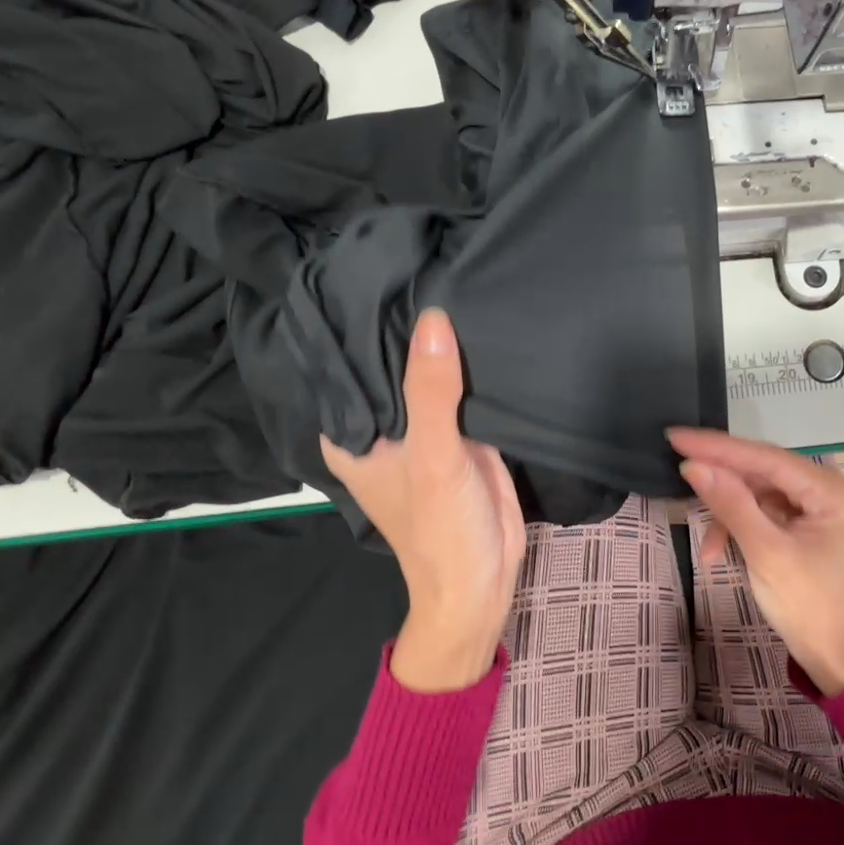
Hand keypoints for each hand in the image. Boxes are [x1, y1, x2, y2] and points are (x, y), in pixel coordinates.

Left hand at [322, 308, 525, 691]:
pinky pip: (465, 394)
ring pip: (433, 377)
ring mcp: (426, 432)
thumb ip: (432, 392)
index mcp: (354, 432)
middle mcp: (385, 427)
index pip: (356, 365)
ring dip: (447, 347)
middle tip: (435, 264)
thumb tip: (433, 319)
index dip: (371, 324)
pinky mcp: (464, 438)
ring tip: (463, 283)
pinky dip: (475, 370)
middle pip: (396, 366)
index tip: (391, 271)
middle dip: (413, 329)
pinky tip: (489, 329)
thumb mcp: (434, 457)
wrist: (484, 580)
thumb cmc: (440, 527)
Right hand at [668, 428, 843, 694]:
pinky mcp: (800, 520)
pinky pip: (759, 508)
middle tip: (676, 462)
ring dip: (726, 511)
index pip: (767, 458)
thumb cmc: (805, 605)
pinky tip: (715, 551)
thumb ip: (731, 505)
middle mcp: (826, 488)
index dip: (720, 448)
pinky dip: (736, 525)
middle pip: (762, 469)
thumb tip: (693, 466)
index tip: (678, 437)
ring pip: (756, 489)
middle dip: (720, 475)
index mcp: (831, 491)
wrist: (829, 653)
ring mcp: (813, 504)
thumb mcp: (765, 554)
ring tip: (704, 542)